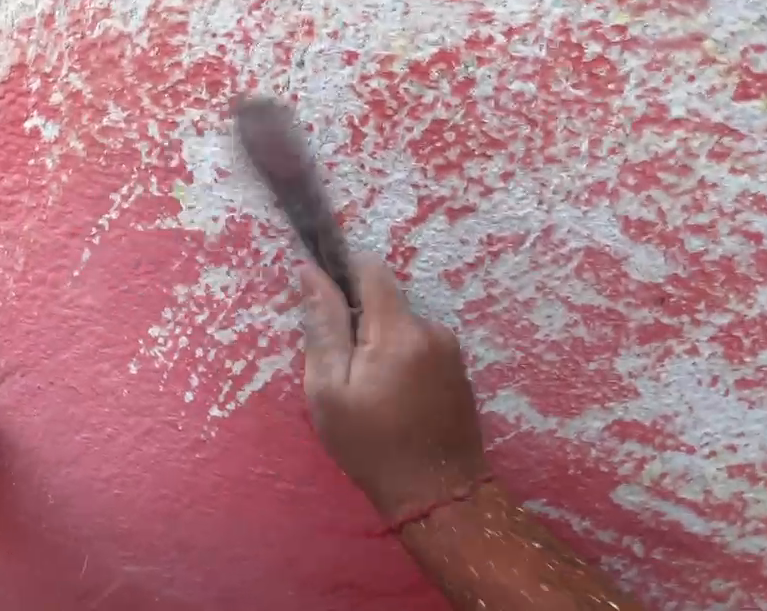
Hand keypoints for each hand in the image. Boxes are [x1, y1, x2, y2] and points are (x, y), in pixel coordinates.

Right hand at [298, 257, 489, 520]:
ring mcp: (449, 349)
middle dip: (355, 315)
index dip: (340, 269)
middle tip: (338, 361)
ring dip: (375, 337)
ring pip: (397, 320)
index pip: (370, 267)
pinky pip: (415, 340)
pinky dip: (395, 353)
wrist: (440, 499)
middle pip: (382, 296)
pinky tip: (387, 392)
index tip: (320, 295)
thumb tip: (310, 271)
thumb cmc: (371, 445)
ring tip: (363, 383)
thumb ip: (322, 325)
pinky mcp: (457, 367)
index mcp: (398, 331)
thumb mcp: (328, 388)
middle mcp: (431, 330)